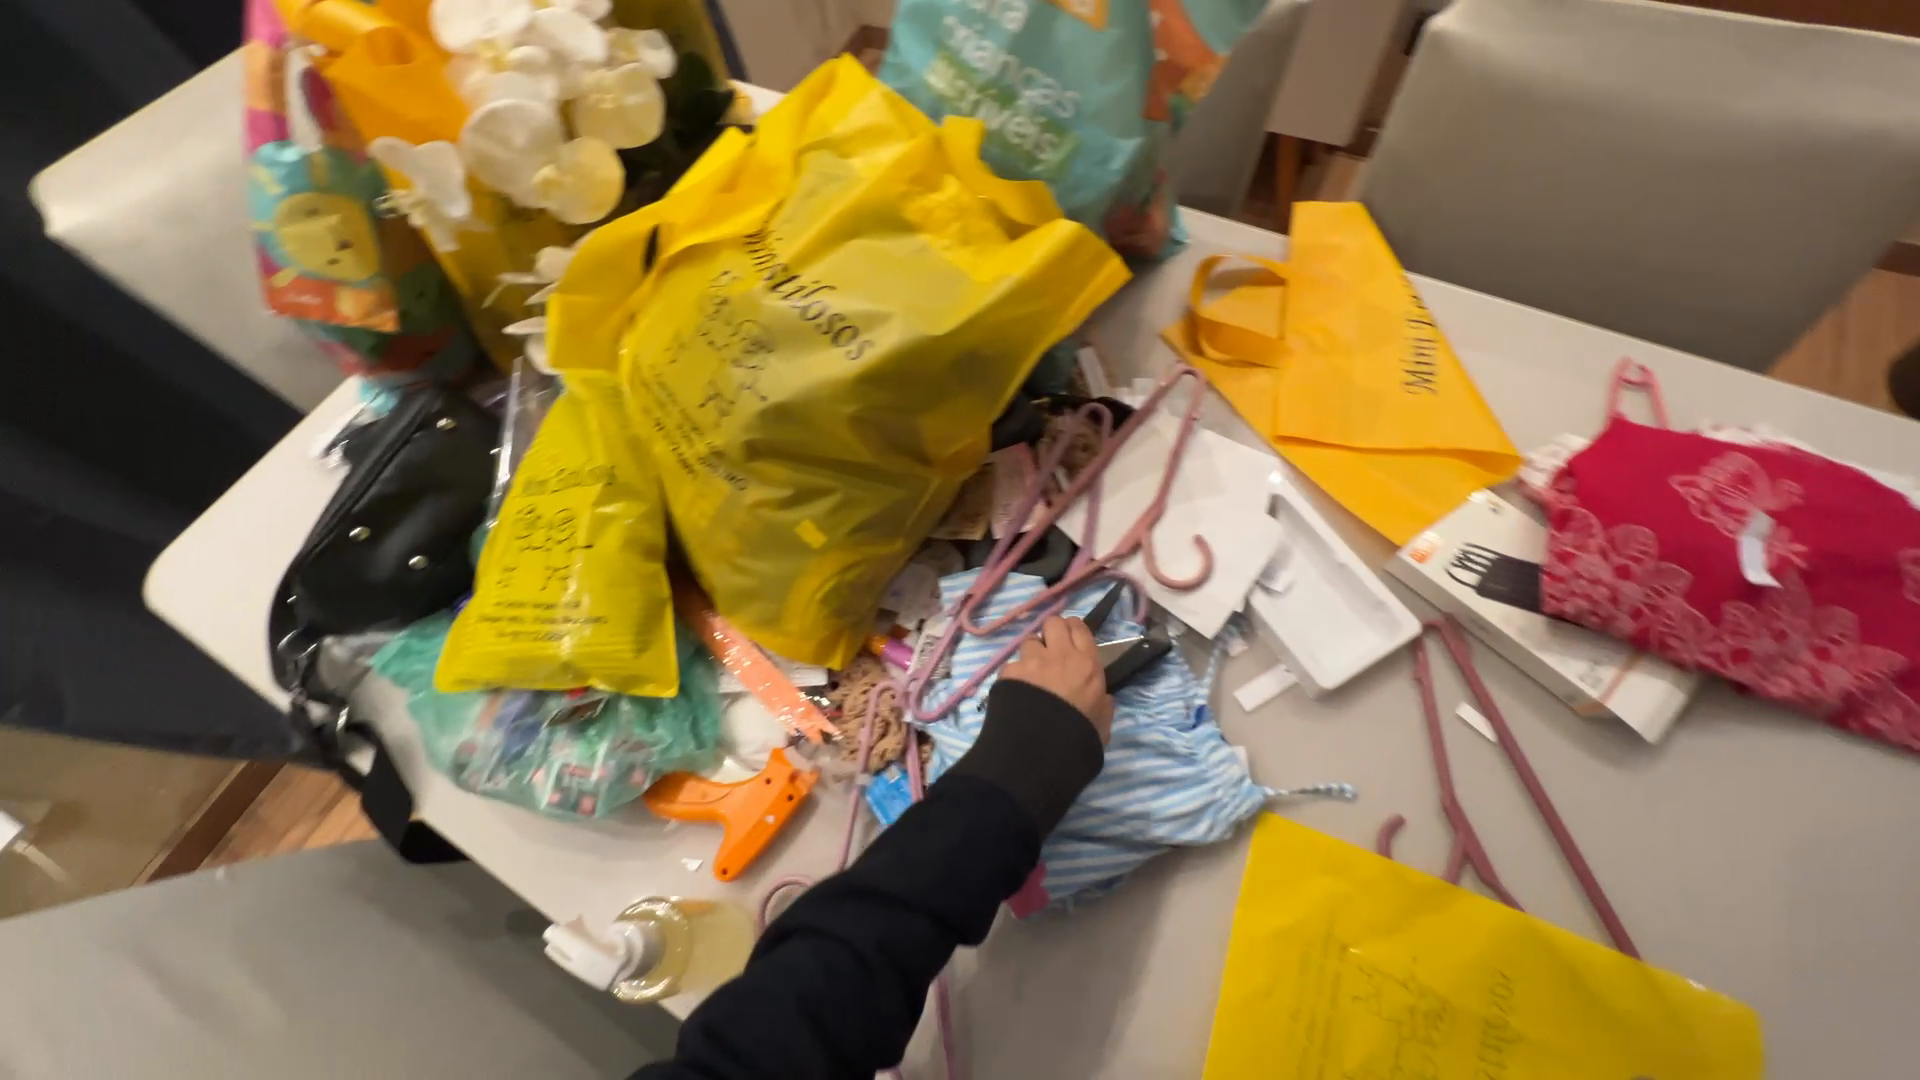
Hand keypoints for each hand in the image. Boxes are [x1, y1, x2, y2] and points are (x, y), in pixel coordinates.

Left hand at [1000, 615, 1114, 744]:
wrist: (1039, 751)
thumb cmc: (1078, 738)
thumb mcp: (1102, 724)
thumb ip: (1103, 705)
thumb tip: (1104, 697)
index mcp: (1087, 665)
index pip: (1080, 628)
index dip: (1073, 629)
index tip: (1071, 638)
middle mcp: (1059, 656)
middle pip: (1053, 622)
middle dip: (1051, 631)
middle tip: (1051, 649)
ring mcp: (1031, 662)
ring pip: (1029, 640)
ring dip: (1032, 652)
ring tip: (1032, 672)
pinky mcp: (1009, 672)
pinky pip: (1012, 665)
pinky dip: (1015, 675)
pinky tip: (1016, 691)